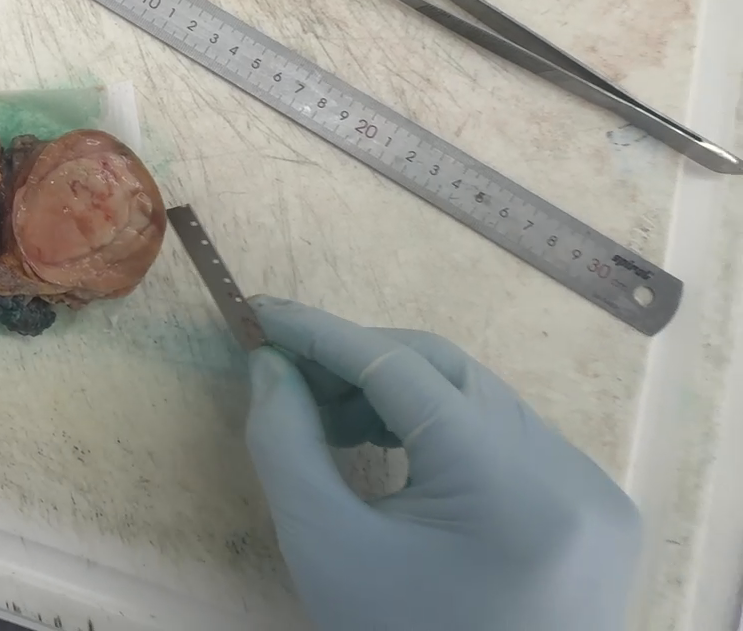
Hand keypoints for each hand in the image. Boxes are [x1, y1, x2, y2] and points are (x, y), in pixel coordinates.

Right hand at [245, 297, 640, 630]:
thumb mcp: (318, 535)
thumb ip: (283, 435)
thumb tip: (268, 360)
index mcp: (510, 488)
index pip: (398, 366)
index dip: (318, 330)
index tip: (255, 311)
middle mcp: (570, 476)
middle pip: (441, 367)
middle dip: (351, 357)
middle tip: (284, 374)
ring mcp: (590, 493)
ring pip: (466, 391)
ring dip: (385, 386)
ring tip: (326, 419)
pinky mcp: (588, 509)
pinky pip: (492, 427)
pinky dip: (425, 418)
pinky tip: (380, 444)